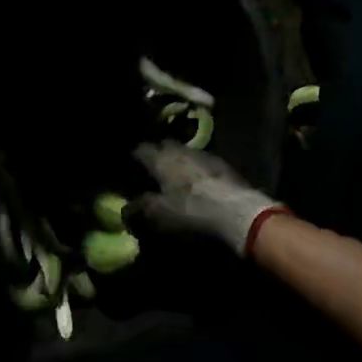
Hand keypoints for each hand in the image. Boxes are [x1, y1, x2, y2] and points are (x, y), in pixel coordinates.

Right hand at [133, 141, 282, 256]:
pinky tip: (195, 184)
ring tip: (172, 178)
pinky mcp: (221, 164)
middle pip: (163, 146)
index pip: (140, 150)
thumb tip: (124, 209)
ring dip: (176, 162)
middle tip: (150, 171)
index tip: (128, 168)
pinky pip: (199, 162)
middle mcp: (180, 150)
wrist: (237, 212)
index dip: (133, 158)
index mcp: (162, 158)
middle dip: (156, 155)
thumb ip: (139, 209)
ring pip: (183, 152)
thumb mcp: (159, 215)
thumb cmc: (191, 212)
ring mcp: (203, 154)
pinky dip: (193, 170)